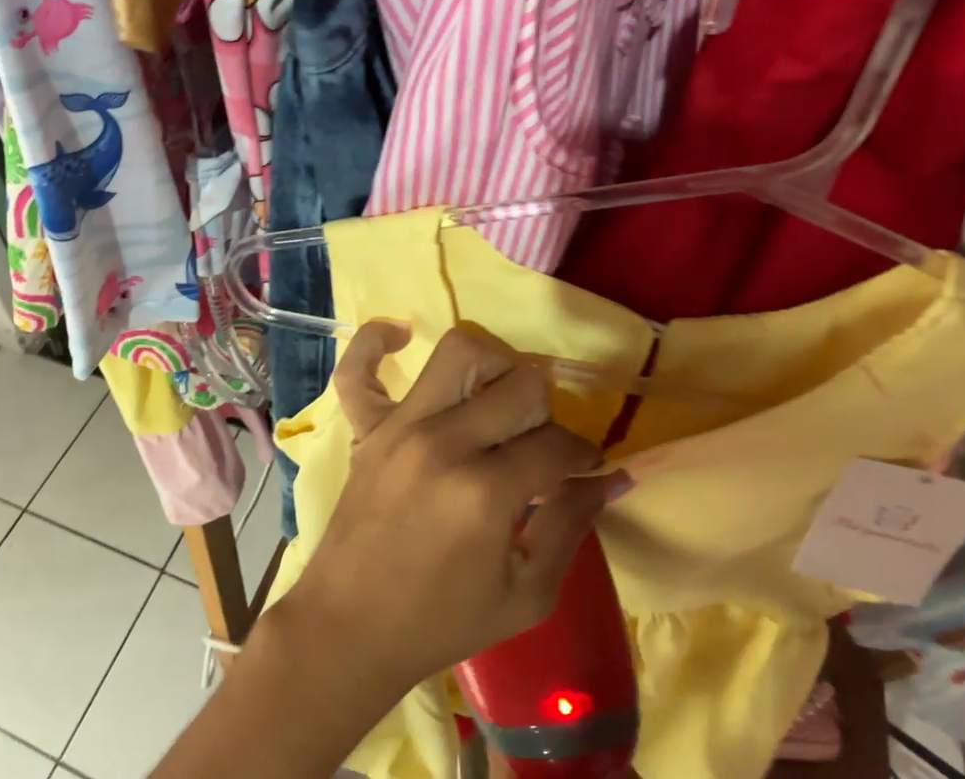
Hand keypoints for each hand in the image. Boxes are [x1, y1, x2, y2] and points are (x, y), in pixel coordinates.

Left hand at [273, 321, 631, 694]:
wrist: (351, 629)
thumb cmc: (443, 622)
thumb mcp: (527, 593)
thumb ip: (572, 525)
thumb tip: (613, 475)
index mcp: (486, 492)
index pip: (557, 443)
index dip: (583, 455)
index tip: (581, 471)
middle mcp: (441, 444)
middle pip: (520, 386)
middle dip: (545, 414)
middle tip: (537, 448)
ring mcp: (397, 430)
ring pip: (457, 354)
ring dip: (492, 367)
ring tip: (497, 401)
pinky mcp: (363, 431)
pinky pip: (357, 370)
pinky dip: (377, 343)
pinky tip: (402, 336)